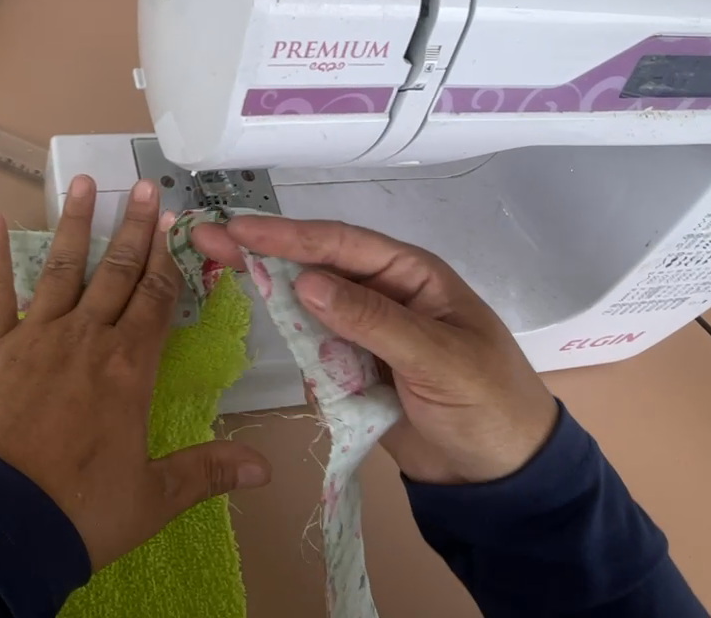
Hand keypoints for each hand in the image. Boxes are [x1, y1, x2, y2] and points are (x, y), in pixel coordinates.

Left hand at [0, 176, 272, 569]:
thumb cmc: (80, 509)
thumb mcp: (152, 498)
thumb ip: (207, 472)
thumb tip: (267, 470)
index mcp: (129, 366)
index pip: (158, 297)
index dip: (171, 258)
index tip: (179, 221)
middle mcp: (88, 337)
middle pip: (118, 271)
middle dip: (136, 227)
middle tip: (146, 186)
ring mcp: (39, 336)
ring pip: (64, 267)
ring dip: (78, 222)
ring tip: (88, 181)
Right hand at [190, 216, 557, 484]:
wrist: (502, 480)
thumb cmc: (488, 404)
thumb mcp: (438, 358)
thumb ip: (371, 319)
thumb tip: (305, 281)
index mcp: (409, 273)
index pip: (340, 244)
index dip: (288, 235)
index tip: (240, 230)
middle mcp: (381, 292)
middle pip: (314, 265)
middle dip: (265, 252)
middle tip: (208, 236)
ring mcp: (364, 330)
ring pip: (307, 307)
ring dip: (273, 298)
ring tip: (220, 273)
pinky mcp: (353, 367)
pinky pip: (313, 350)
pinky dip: (297, 349)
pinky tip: (277, 338)